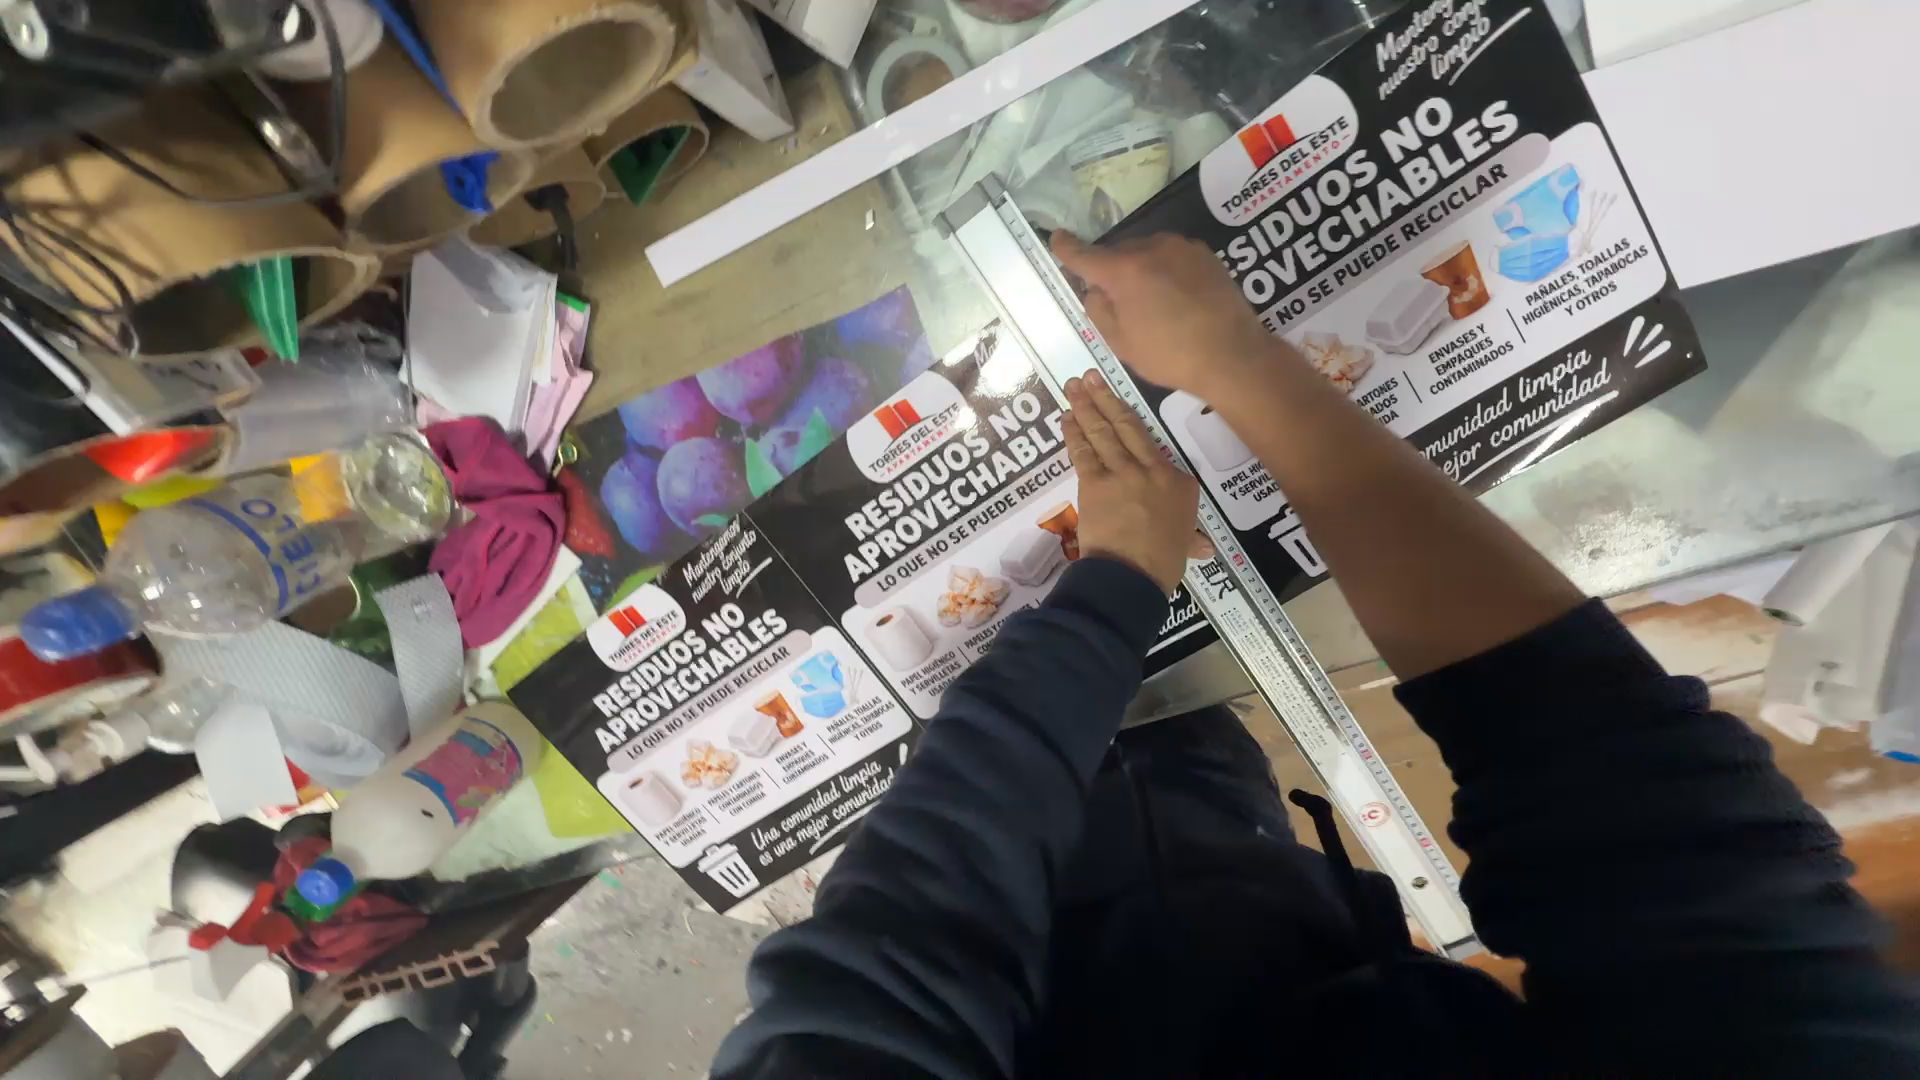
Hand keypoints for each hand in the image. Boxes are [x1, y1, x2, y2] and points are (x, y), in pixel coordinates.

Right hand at [1052, 231, 1286, 399]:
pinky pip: (1171, 258)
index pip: (1085, 255)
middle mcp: (1151, 248)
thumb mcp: (1120, 343)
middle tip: (1118, 305)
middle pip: (1118, 254)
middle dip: (1111, 272)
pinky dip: (1164, 273)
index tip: (1056, 239)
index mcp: (1123, 270)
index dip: (1066, 248)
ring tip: (1151, 306)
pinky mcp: (1205, 255)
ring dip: (1140, 271)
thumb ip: (1098, 310)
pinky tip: (1175, 300)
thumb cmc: (1169, 355)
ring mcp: (1182, 248)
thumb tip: (1095, 289)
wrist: (1232, 354)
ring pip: (1146, 254)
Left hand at [1062, 371, 1207, 592]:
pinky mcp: (1095, 482)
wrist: (1133, 574)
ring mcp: (1123, 473)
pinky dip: (1073, 433)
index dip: (1133, 427)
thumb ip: (1191, 539)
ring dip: (1086, 406)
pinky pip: (1083, 451)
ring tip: (1073, 385)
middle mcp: (1153, 470)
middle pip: (1126, 426)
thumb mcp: (1184, 545)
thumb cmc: (1162, 563)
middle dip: (1106, 398)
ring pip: (1103, 432)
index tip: (1120, 410)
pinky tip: (1066, 417)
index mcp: (1180, 483)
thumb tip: (1202, 547)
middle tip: (1090, 376)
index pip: (1155, 451)